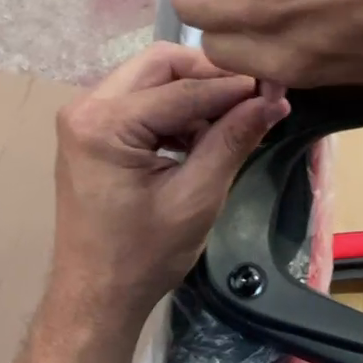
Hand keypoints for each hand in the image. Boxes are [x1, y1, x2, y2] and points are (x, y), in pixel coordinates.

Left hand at [50, 43, 289, 317]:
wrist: (96, 296)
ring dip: (194, 95)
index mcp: (103, 123)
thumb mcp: (196, 198)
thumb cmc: (143, 257)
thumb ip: (232, 141)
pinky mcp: (92, 133)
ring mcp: (85, 118)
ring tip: (234, 123)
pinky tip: (203, 137)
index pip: (182, 88)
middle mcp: (85, 107)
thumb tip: (273, 100)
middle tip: (255, 96)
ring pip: (151, 80)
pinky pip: (140, 103)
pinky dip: (175, 113)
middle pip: (159, 65)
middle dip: (210, 78)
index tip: (277, 86)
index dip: (233, 87)